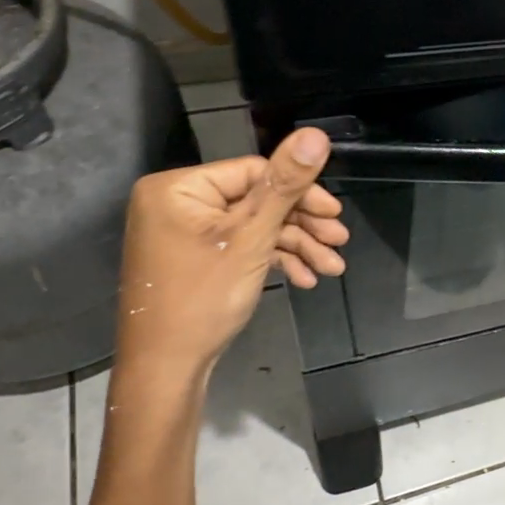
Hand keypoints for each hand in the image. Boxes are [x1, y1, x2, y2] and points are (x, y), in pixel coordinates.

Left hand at [114, 127, 348, 374]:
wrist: (165, 369)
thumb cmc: (202, 298)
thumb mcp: (251, 237)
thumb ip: (285, 184)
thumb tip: (315, 134)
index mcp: (179, 188)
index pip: (254, 172)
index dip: (300, 192)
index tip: (336, 215)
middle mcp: (178, 203)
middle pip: (257, 200)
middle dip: (302, 225)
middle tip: (339, 242)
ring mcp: (185, 233)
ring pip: (254, 227)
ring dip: (296, 246)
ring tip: (331, 268)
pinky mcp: (195, 258)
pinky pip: (241, 247)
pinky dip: (273, 259)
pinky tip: (304, 278)